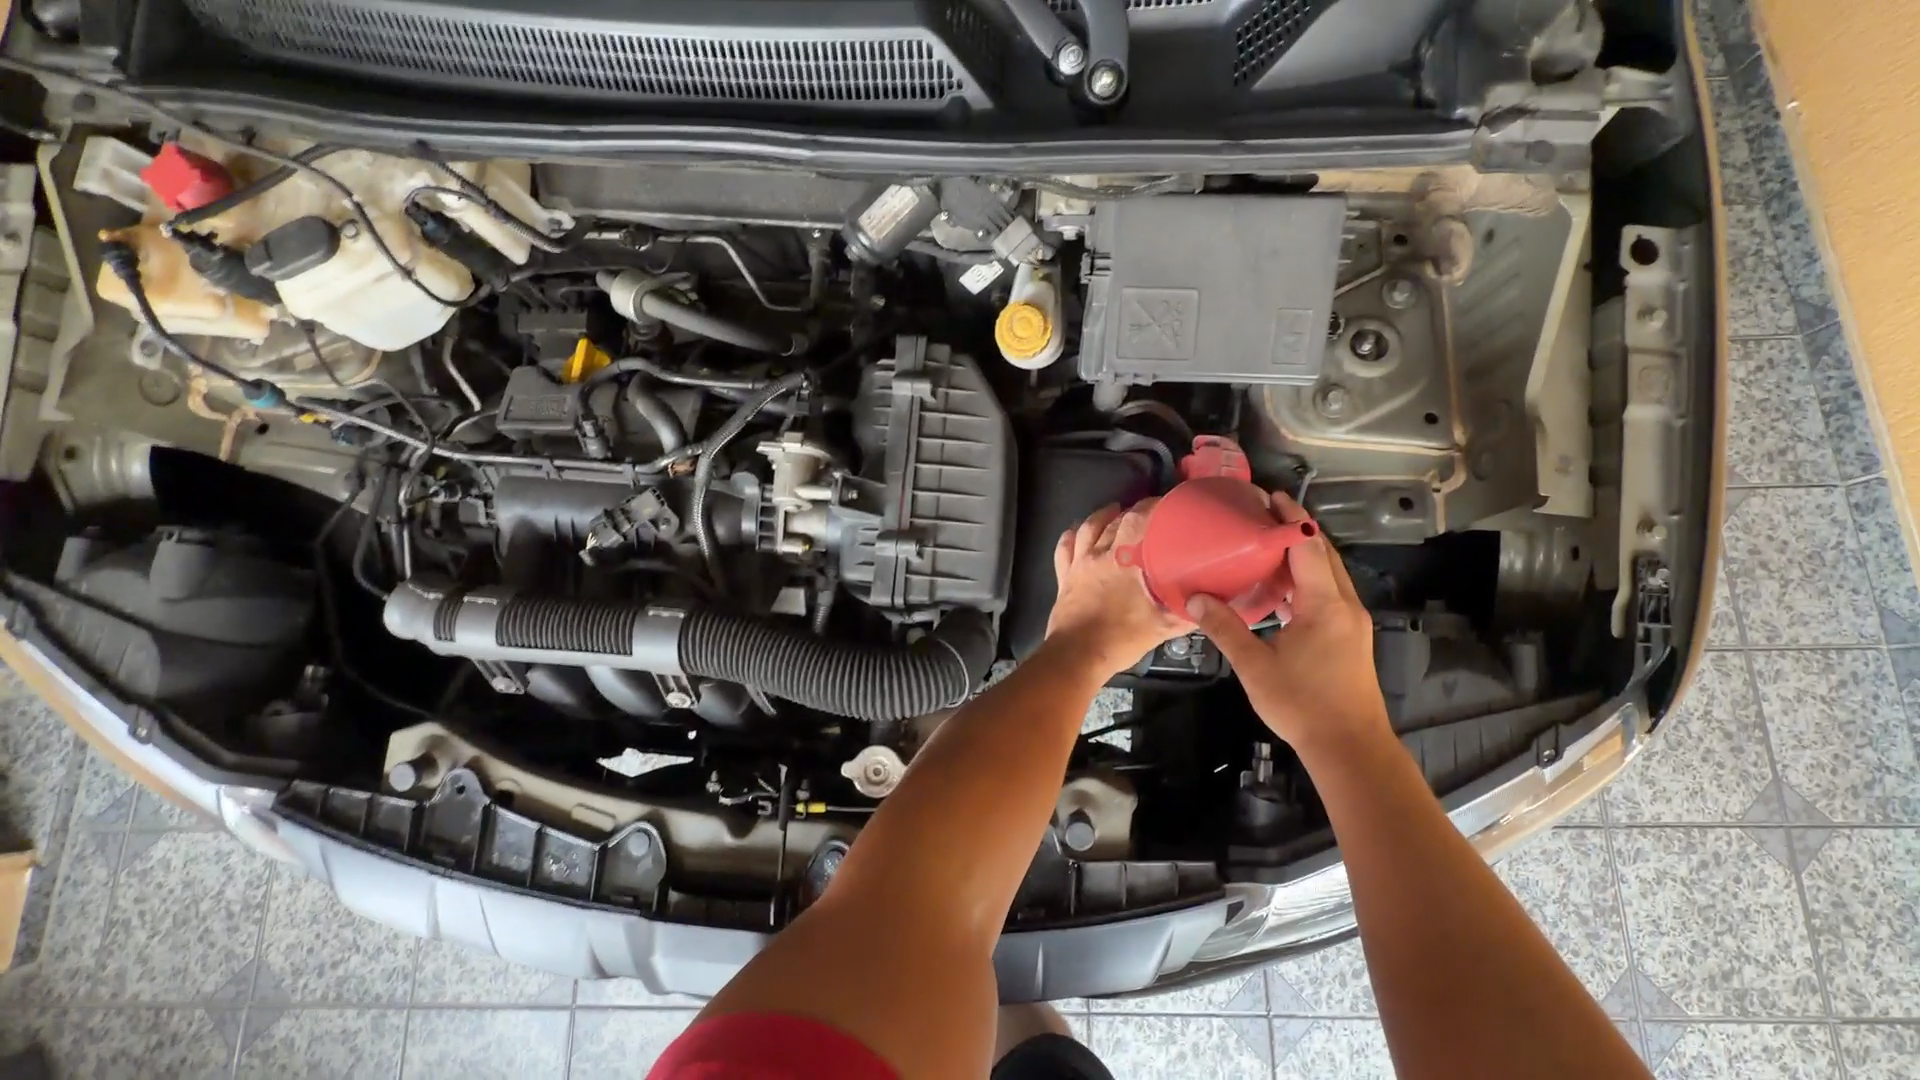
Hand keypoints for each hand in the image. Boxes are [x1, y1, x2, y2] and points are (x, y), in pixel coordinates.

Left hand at [1046, 500, 1191, 676]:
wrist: (1078, 655)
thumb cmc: (1121, 639)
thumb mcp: (1163, 627)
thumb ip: (1186, 613)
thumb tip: (1210, 605)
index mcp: (1127, 560)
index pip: (1139, 519)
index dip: (1152, 507)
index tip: (1165, 505)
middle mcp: (1101, 554)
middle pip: (1115, 521)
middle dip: (1131, 511)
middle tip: (1146, 513)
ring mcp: (1079, 564)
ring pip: (1088, 528)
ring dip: (1101, 516)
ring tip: (1114, 511)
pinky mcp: (1063, 577)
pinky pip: (1064, 549)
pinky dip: (1070, 536)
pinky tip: (1076, 531)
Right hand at [1184, 492, 1391, 760]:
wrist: (1350, 747)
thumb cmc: (1302, 705)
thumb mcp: (1255, 666)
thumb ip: (1226, 629)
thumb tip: (1195, 598)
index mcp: (1325, 605)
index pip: (1308, 546)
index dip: (1289, 519)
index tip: (1269, 497)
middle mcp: (1344, 605)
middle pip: (1324, 555)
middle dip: (1297, 530)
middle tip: (1265, 514)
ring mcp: (1352, 622)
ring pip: (1329, 575)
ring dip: (1302, 556)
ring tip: (1267, 545)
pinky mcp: (1350, 638)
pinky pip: (1328, 594)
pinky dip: (1306, 581)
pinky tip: (1281, 589)